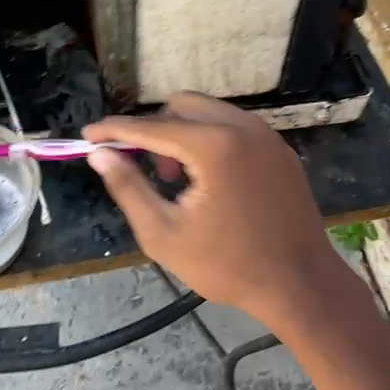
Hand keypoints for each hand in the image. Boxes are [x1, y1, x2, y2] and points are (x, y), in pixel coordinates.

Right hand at [83, 94, 348, 326]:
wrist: (300, 284)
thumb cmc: (228, 266)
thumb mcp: (164, 233)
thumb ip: (128, 187)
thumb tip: (100, 154)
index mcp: (213, 145)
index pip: (150, 126)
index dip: (115, 130)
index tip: (89, 136)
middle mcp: (242, 127)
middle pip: (182, 106)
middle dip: (156, 131)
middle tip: (153, 174)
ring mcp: (267, 135)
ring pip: (211, 113)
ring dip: (185, 135)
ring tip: (182, 182)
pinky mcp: (281, 149)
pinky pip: (235, 128)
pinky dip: (212, 141)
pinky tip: (213, 183)